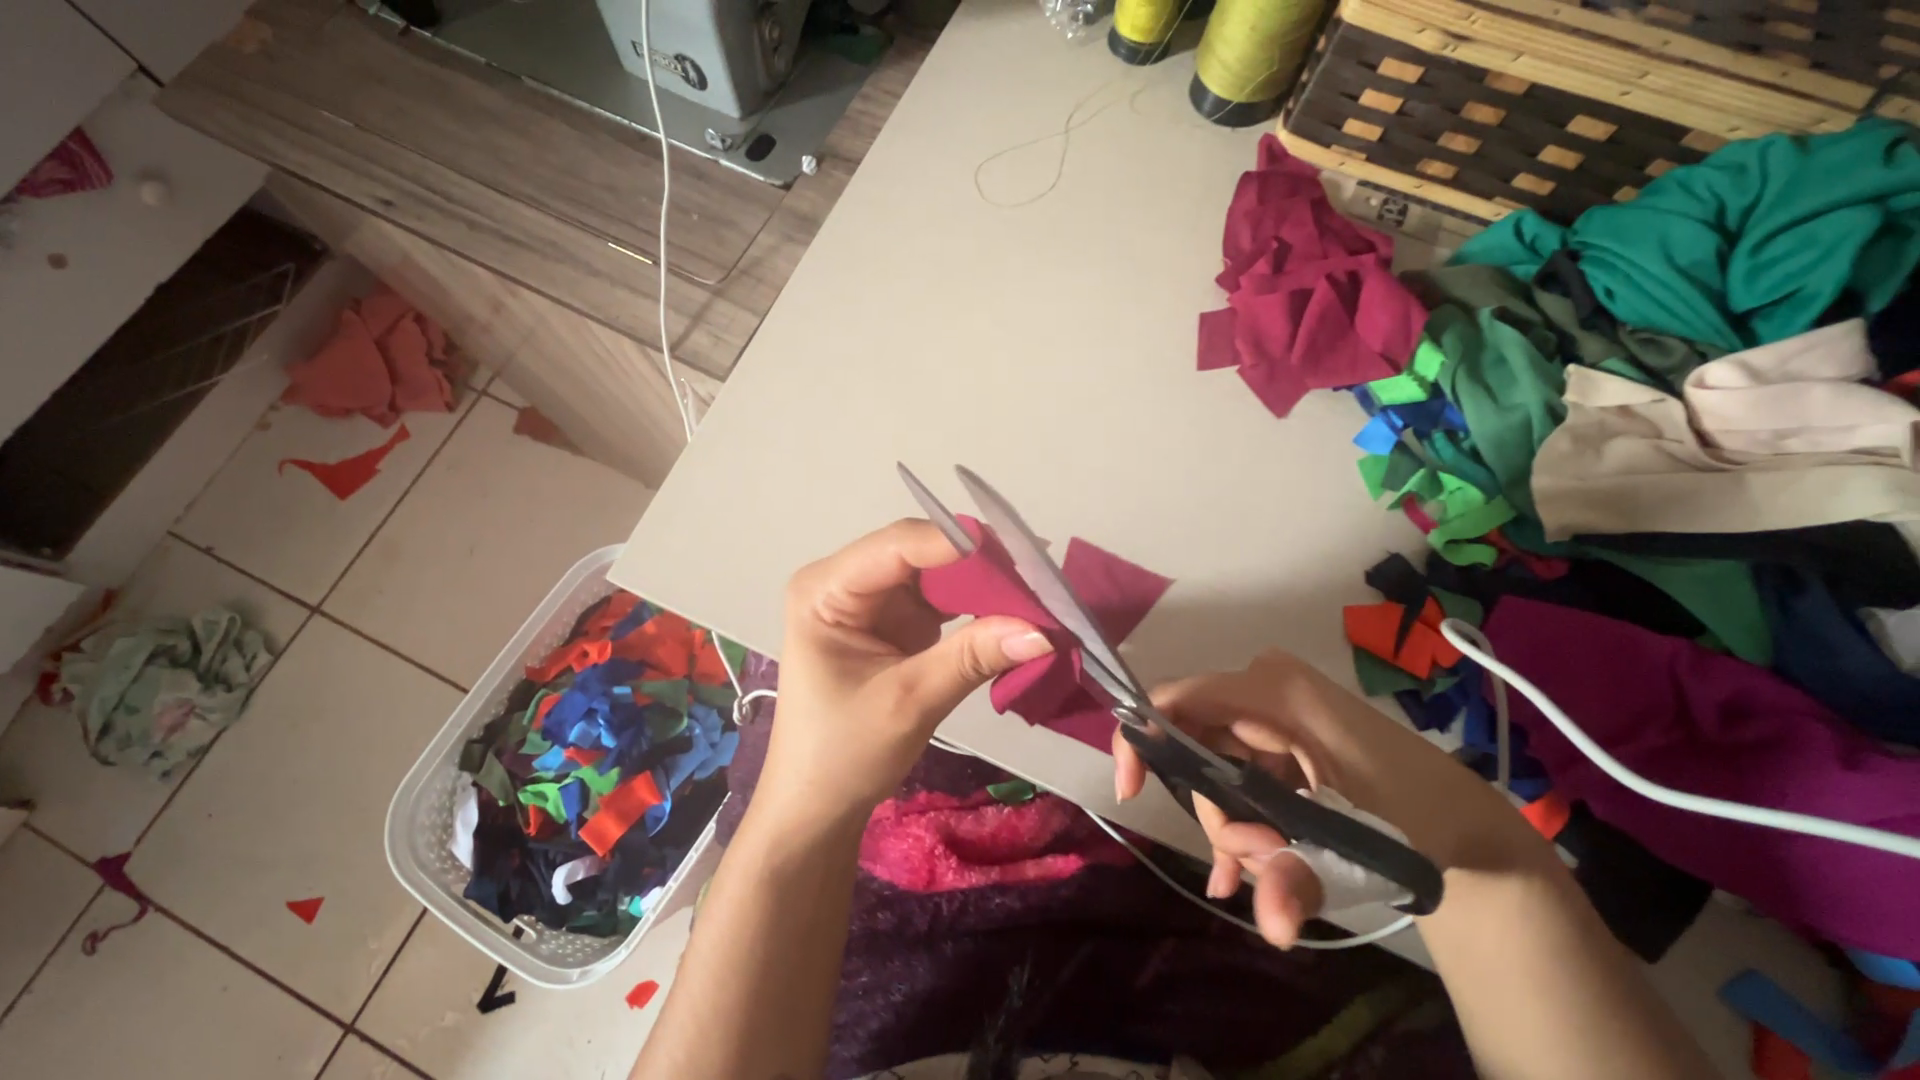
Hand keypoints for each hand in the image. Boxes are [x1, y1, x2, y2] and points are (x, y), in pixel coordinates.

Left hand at [756, 520, 1053, 828]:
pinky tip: (1018, 610)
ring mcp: (873, 601)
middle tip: (1041, 574)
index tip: (1018, 555)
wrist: (819, 805)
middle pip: (920, 553)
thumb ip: (971, 657)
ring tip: (1040, 590)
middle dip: (978, 562)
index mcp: (824, 590)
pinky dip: (978, 606)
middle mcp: (846, 582)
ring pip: (938, 573)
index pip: (896, 546)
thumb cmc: (843, 754)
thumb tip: (1044, 630)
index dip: (956, 544)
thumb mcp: (909, 702)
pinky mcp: (896, 622)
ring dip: (984, 582)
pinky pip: (943, 600)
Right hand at [1113, 649, 1552, 947]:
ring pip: (1213, 772)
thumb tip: (1268, 926)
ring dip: (1231, 830)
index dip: (1142, 740)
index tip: (1130, 793)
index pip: (1178, 698)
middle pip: (1195, 748)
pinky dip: (1239, 827)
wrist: (1467, 829)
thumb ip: (1299, 877)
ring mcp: (1275, 718)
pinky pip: (1235, 778)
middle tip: (1257, 861)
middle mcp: (1267, 692)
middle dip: (1216, 814)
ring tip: (1269, 873)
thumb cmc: (1416, 819)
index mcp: (1277, 693)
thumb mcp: (1355, 845)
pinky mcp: (1283, 744)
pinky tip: (1241, 877)